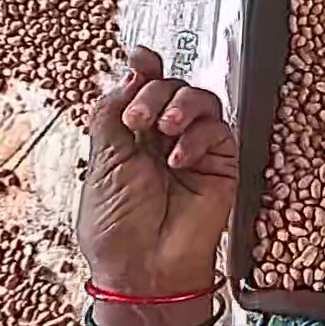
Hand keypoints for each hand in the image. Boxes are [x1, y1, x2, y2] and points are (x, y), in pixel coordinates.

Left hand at [77, 46, 238, 297]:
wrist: (144, 267)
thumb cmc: (117, 225)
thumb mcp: (102, 160)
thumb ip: (114, 111)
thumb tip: (133, 74)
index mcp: (133, 134)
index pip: (144, 89)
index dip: (145, 69)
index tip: (140, 58)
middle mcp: (165, 137)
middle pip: (172, 87)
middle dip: (156, 92)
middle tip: (139, 118)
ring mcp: (195, 149)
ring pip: (201, 101)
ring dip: (181, 106)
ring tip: (164, 128)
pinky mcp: (222, 164)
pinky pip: (218, 131)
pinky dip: (197, 138)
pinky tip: (179, 160)